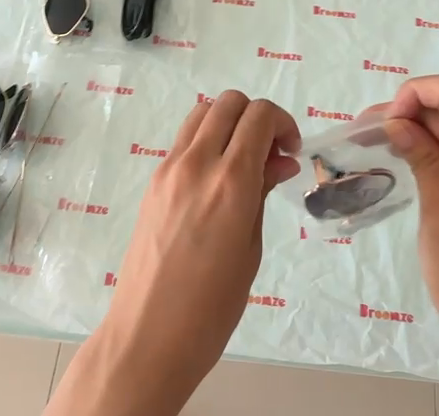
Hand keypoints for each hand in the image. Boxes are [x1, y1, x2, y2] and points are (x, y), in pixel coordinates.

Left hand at [47, 90, 300, 415]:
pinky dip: (207, 140)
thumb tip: (280, 160)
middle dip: (257, 117)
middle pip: (229, 102)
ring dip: (229, 122)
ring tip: (243, 160)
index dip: (282, 123)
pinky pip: (184, 140)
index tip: (291, 151)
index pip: (259, 115)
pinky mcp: (153, 182)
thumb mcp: (251, 249)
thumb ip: (263, 193)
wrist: (147, 337)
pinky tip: (217, 178)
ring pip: (203, 113)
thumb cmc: (211, 308)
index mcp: (230, 181)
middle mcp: (197, 163)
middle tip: (270, 152)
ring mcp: (169, 169)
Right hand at [377, 73, 438, 349]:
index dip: (416, 92)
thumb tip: (398, 120)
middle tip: (364, 130)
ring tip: (374, 141)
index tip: (387, 122)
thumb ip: (422, 160)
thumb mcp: (436, 216)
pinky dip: (429, 147)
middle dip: (407, 109)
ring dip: (415, 127)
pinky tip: (402, 158)